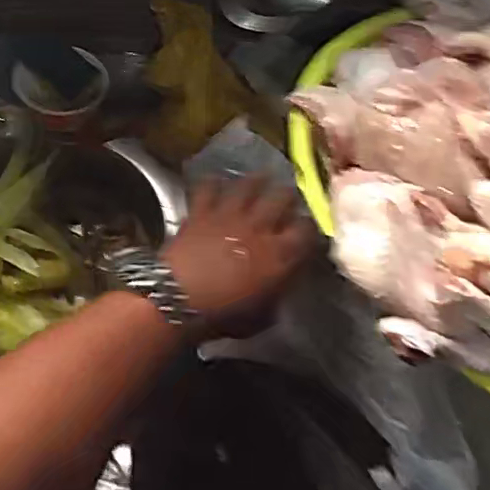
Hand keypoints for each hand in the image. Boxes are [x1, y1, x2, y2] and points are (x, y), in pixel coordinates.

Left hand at [161, 177, 314, 338]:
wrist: (180, 296)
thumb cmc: (225, 314)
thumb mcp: (264, 314)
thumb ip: (277, 291)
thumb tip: (281, 280)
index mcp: (279, 255)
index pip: (305, 231)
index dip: (309, 226)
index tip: (307, 225)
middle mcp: (258, 228)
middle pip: (280, 199)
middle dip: (287, 194)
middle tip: (289, 193)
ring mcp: (228, 215)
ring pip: (247, 186)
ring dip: (256, 180)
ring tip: (262, 175)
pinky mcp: (201, 210)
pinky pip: (209, 187)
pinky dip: (214, 182)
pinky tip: (216, 179)